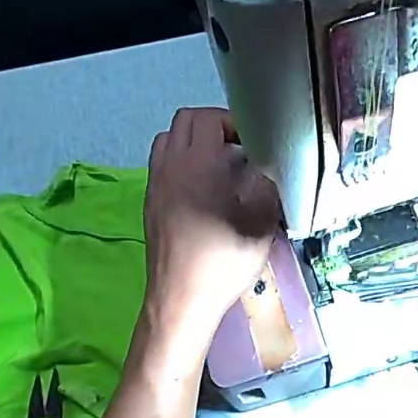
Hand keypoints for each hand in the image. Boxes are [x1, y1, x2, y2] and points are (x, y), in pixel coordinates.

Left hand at [142, 108, 282, 343]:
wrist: (182, 299)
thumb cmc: (224, 261)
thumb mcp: (260, 223)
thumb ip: (266, 184)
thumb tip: (267, 165)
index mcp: (198, 164)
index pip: (208, 118)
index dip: (234, 122)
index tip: (255, 143)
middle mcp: (170, 166)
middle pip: (185, 122)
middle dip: (214, 126)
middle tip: (240, 149)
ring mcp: (155, 184)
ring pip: (168, 140)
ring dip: (194, 142)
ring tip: (220, 166)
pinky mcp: (150, 204)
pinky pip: (162, 165)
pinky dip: (182, 163)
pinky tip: (204, 191)